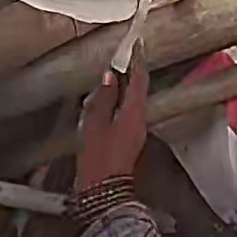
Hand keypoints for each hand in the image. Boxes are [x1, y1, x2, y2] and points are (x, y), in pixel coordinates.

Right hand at [76, 61, 147, 191]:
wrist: (102, 191)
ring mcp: (135, 131)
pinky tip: (108, 98)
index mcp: (135, 114)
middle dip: (132, 72)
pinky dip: (120, 100)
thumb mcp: (96, 123)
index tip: (137, 45)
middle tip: (123, 55)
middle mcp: (140, 121)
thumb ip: (104, 98)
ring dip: (125, 86)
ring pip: (132, 101)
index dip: (138, 61)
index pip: (140, 81)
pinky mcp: (127, 139)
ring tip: (113, 72)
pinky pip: (126, 111)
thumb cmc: (99, 157)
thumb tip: (110, 78)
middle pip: (139, 90)